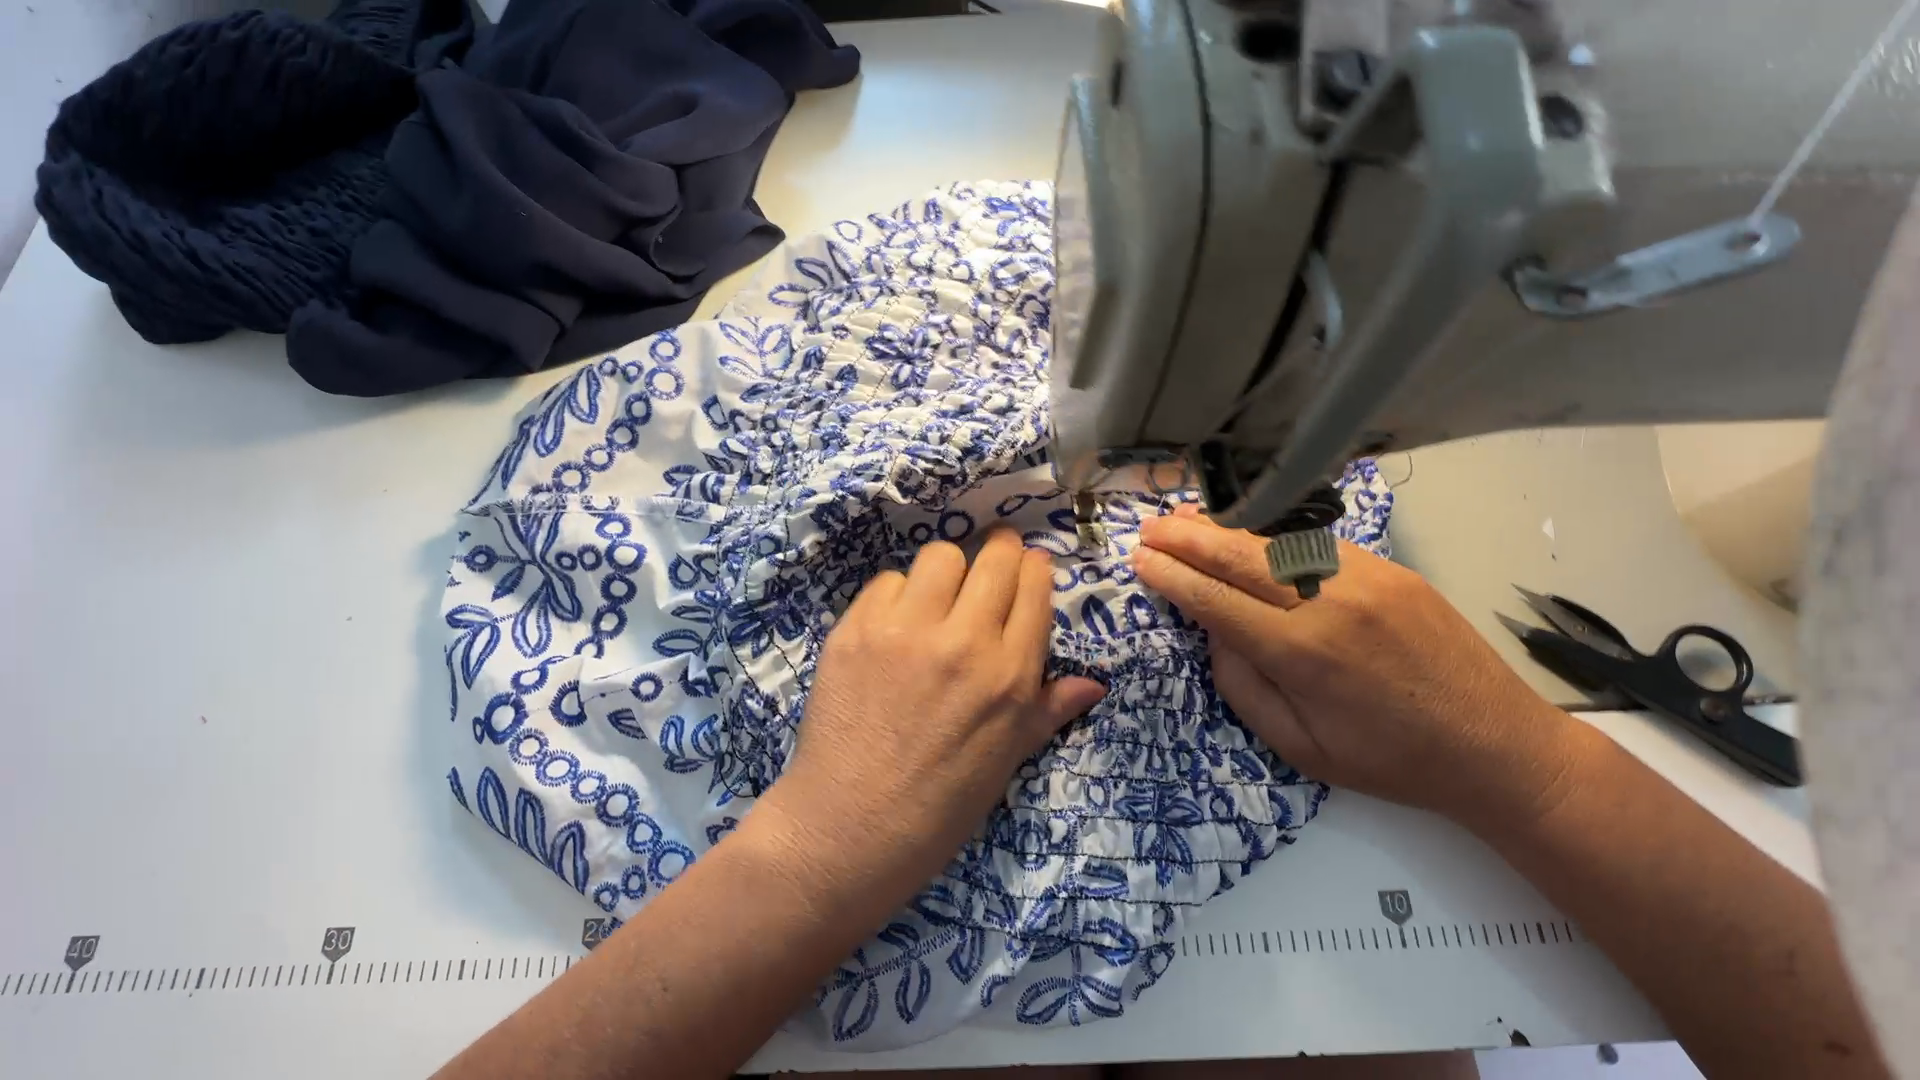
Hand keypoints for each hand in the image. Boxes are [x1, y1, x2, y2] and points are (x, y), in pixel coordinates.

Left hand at [758, 527, 1106, 896]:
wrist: (854, 825)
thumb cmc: (943, 802)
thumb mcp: (1010, 757)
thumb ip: (1050, 708)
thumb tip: (1095, 683)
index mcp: (1011, 674)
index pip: (1034, 584)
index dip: (1032, 569)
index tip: (1025, 572)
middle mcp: (964, 641)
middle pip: (995, 557)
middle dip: (999, 552)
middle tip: (990, 566)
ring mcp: (906, 631)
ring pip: (940, 556)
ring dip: (946, 572)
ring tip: (938, 599)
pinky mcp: (856, 630)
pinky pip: (887, 581)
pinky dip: (897, 596)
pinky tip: (894, 627)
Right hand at [1131, 507, 1596, 830]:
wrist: (1495, 746)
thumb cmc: (1388, 761)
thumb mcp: (1298, 746)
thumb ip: (1242, 685)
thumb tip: (1213, 630)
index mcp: (1302, 654)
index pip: (1216, 601)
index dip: (1172, 578)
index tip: (1140, 561)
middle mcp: (1330, 602)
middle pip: (1239, 556)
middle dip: (1187, 539)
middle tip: (1149, 528)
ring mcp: (1365, 578)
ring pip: (1276, 541)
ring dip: (1225, 529)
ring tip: (1188, 520)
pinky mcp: (1392, 570)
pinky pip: (1317, 545)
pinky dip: (1273, 536)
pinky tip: (1250, 534)